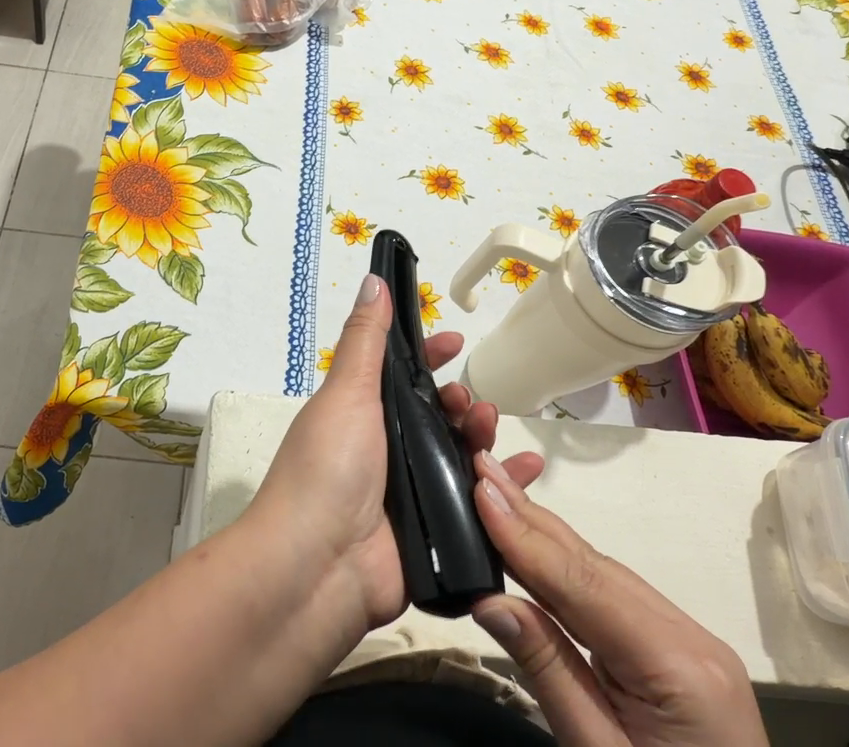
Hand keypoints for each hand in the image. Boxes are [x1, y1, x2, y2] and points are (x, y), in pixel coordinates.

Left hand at [247, 274, 544, 633]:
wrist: (319, 567)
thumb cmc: (327, 469)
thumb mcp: (345, 395)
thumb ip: (365, 341)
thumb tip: (374, 281)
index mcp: (362, 416)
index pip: (402, 378)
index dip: (430, 357)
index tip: (457, 341)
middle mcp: (388, 452)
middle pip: (440, 417)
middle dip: (463, 401)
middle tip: (470, 404)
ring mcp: (414, 494)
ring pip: (463, 456)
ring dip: (483, 436)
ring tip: (489, 430)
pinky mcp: (439, 533)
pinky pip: (481, 504)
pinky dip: (507, 486)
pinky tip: (529, 471)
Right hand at [470, 451, 767, 746]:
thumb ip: (549, 673)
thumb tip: (489, 600)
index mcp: (678, 666)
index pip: (583, 584)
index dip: (525, 536)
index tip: (480, 489)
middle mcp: (690, 638)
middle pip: (594, 566)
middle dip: (531, 518)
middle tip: (481, 468)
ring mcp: (690, 642)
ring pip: (604, 574)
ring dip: (544, 536)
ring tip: (496, 494)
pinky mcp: (680, 652)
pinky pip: (613, 596)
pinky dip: (566, 568)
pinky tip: (535, 549)